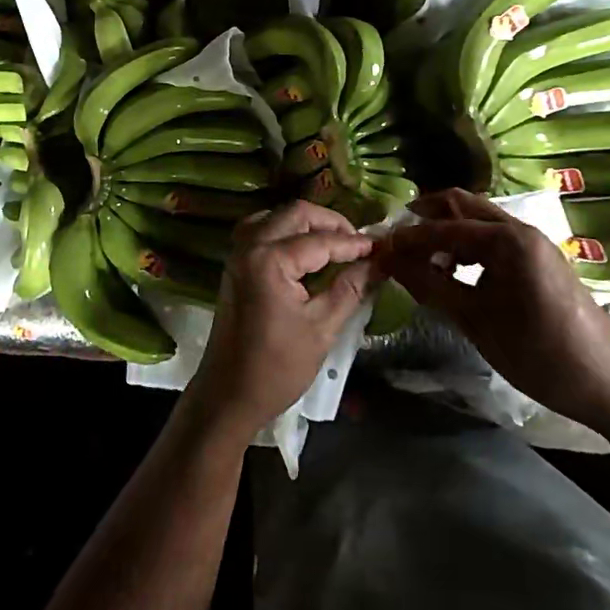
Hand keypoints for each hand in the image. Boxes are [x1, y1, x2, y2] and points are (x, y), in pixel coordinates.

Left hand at [184, 202, 379, 441]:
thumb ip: (352, 288)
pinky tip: (304, 250)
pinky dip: (286, 232)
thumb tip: (380, 262)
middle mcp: (250, 246)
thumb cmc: (276, 367)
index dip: (354, 243)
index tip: (381, 248)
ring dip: (307, 224)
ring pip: (277, 217)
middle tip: (357, 243)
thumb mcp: (322, 328)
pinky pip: (262, 231)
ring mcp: (238, 254)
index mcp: (270, 260)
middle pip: (296, 214)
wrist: (227, 396)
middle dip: (330, 223)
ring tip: (334, 244)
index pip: (322, 240)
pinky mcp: (235, 265)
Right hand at [380, 190, 609, 428]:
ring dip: (448, 232)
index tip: (377, 249)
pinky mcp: (539, 260)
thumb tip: (391, 260)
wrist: (607, 383)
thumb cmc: (539, 353)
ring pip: (480, 222)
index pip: (445, 226)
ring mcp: (534, 243)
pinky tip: (452, 272)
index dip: (408, 238)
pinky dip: (468, 248)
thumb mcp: (477, 321)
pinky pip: (494, 240)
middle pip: (464, 206)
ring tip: (419, 259)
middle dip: (427, 217)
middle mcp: (521, 229)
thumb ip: (432, 285)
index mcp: (508, 239)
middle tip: (396, 241)